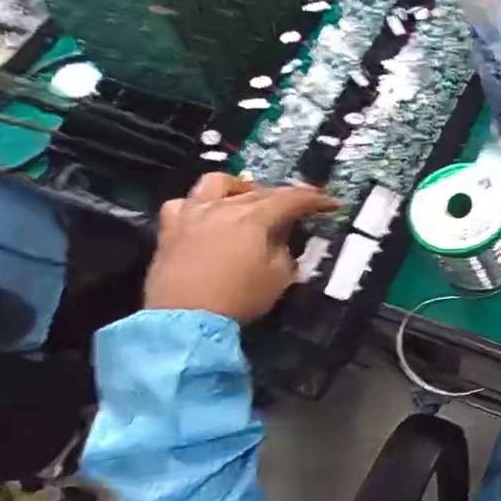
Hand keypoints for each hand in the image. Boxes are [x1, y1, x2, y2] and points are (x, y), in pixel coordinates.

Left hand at [145, 173, 338, 322]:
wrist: (186, 317)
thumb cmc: (238, 299)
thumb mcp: (278, 279)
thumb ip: (285, 252)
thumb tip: (281, 239)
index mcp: (253, 219)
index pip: (290, 200)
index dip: (314, 199)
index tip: (331, 202)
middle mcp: (222, 207)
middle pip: (258, 191)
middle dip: (283, 196)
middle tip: (296, 208)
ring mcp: (192, 213)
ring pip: (217, 184)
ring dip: (239, 187)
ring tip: (247, 198)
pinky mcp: (170, 227)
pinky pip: (185, 203)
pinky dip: (199, 205)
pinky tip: (204, 216)